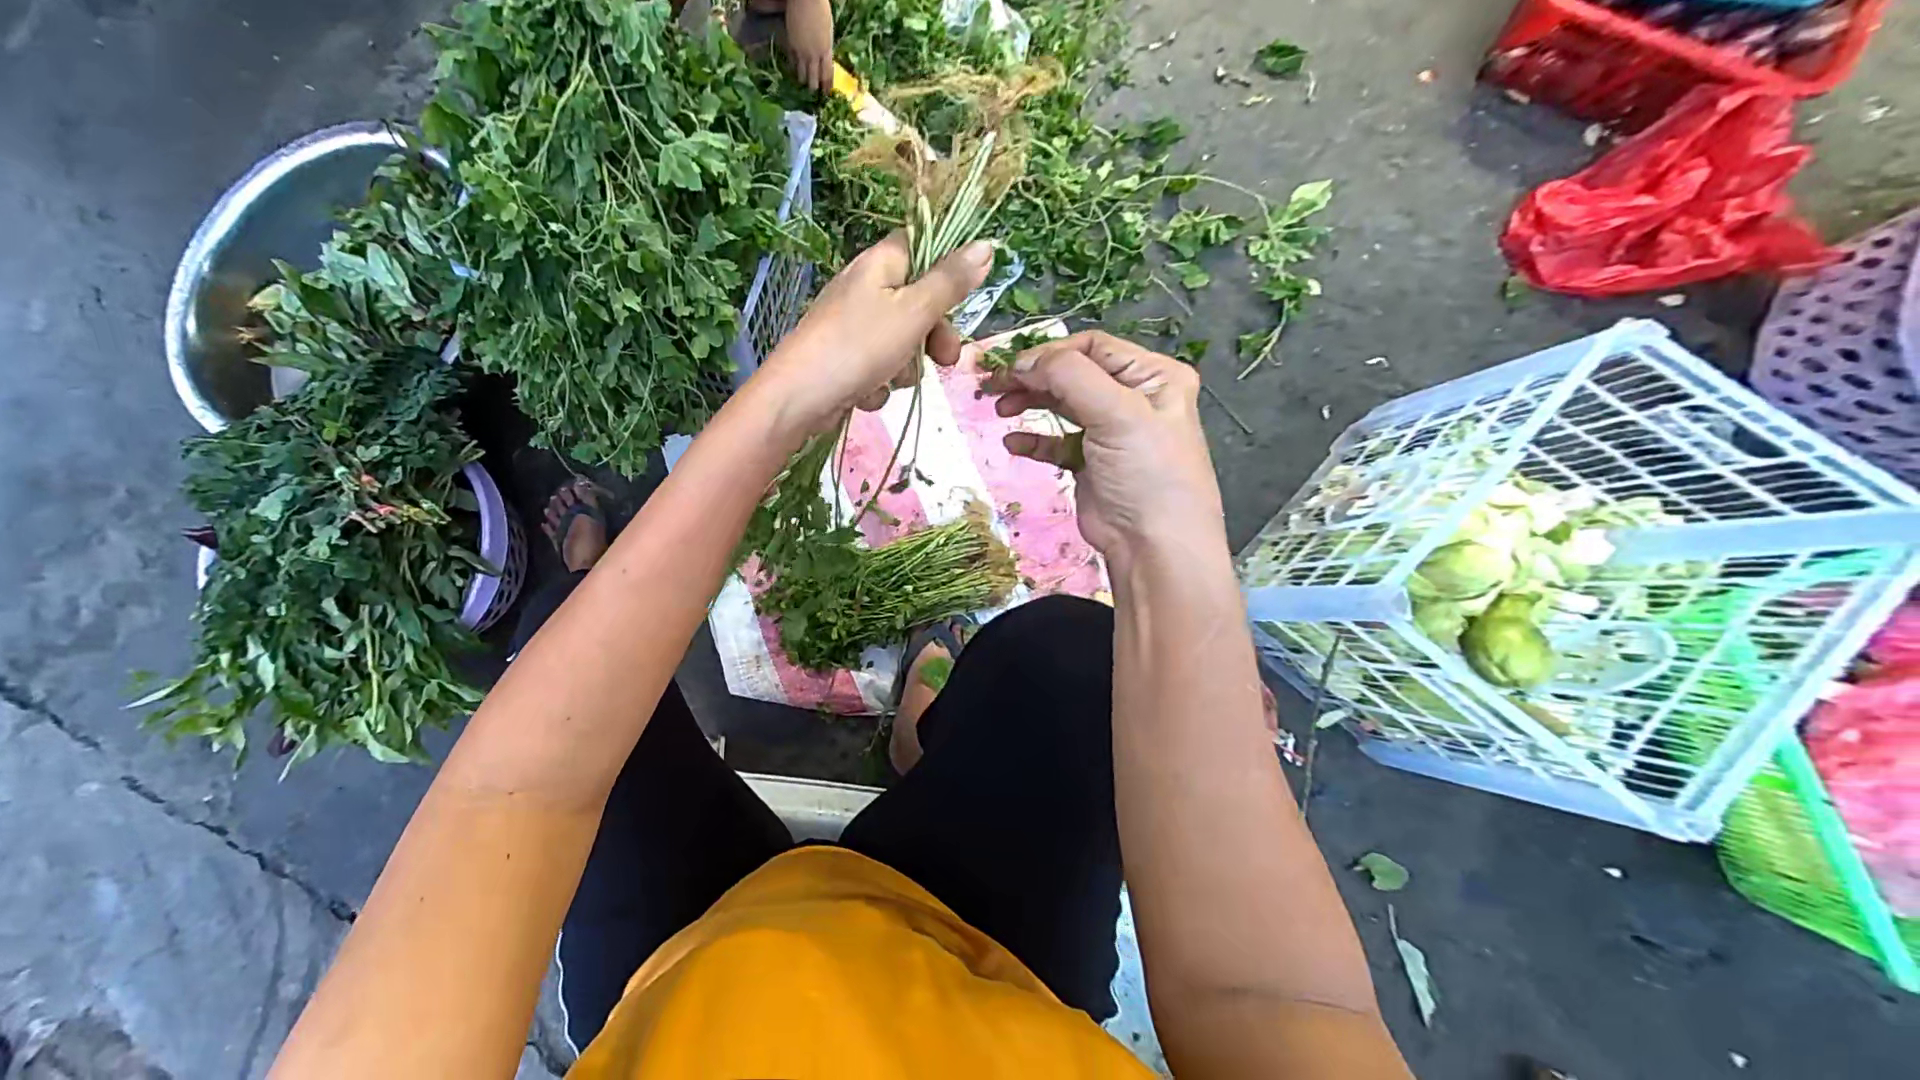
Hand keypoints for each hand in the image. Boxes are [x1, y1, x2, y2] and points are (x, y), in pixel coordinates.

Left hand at [754, 232, 992, 433]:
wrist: (799, 397)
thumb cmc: (858, 346)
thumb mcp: (914, 312)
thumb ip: (951, 282)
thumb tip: (987, 245)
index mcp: (881, 263)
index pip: (923, 248)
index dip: (946, 273)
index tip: (960, 303)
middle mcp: (866, 288)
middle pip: (919, 304)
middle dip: (933, 337)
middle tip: (944, 360)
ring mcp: (853, 326)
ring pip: (903, 343)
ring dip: (905, 367)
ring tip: (890, 378)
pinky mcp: (845, 359)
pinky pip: (880, 367)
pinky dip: (879, 382)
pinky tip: (866, 392)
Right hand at [784, 0, 834, 92]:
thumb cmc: (821, 11)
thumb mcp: (828, 32)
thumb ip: (826, 47)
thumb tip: (825, 57)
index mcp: (826, 51)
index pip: (827, 75)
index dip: (827, 86)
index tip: (826, 94)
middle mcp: (814, 55)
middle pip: (814, 78)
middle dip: (814, 87)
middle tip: (814, 93)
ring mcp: (801, 51)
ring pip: (802, 73)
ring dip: (803, 80)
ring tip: (803, 85)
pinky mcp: (791, 44)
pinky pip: (792, 61)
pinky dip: (793, 68)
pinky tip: (793, 71)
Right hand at [991, 331, 1226, 565]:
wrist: (1154, 546)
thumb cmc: (1147, 473)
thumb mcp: (1117, 413)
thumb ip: (1070, 376)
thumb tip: (1023, 361)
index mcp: (1153, 376)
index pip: (1094, 347)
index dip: (1051, 353)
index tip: (1013, 366)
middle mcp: (1134, 398)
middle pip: (1073, 373)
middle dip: (1033, 376)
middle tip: (994, 384)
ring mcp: (1111, 431)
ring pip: (1061, 404)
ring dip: (1030, 402)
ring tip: (1001, 408)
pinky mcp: (1091, 463)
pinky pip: (1056, 442)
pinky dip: (1033, 440)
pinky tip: (1014, 443)